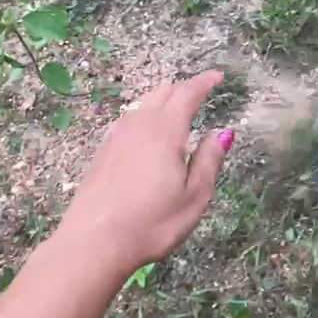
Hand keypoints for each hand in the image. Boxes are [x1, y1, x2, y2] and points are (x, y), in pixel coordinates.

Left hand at [56, 71, 230, 275]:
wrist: (94, 241)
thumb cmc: (151, 223)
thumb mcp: (193, 197)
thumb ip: (209, 160)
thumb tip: (222, 133)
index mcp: (165, 131)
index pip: (187, 94)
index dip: (204, 82)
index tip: (218, 76)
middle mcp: (139, 124)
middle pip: (163, 92)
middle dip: (184, 88)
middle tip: (202, 92)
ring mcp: (117, 135)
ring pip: (143, 102)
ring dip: (163, 98)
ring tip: (178, 108)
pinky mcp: (103, 149)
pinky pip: (129, 117)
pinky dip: (145, 112)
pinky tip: (147, 128)